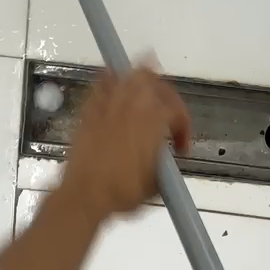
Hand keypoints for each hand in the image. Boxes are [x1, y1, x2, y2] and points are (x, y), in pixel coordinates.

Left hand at [57, 66, 191, 218]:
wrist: (85, 194)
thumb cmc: (119, 191)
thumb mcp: (156, 182)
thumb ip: (164, 163)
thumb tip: (164, 160)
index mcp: (153, 122)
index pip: (177, 110)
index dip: (184, 126)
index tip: (180, 143)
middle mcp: (132, 107)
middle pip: (153, 79)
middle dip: (164, 90)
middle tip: (167, 104)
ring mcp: (108, 107)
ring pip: (127, 75)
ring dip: (139, 77)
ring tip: (144, 83)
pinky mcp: (89, 112)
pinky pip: (100, 85)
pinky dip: (109, 79)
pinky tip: (111, 79)